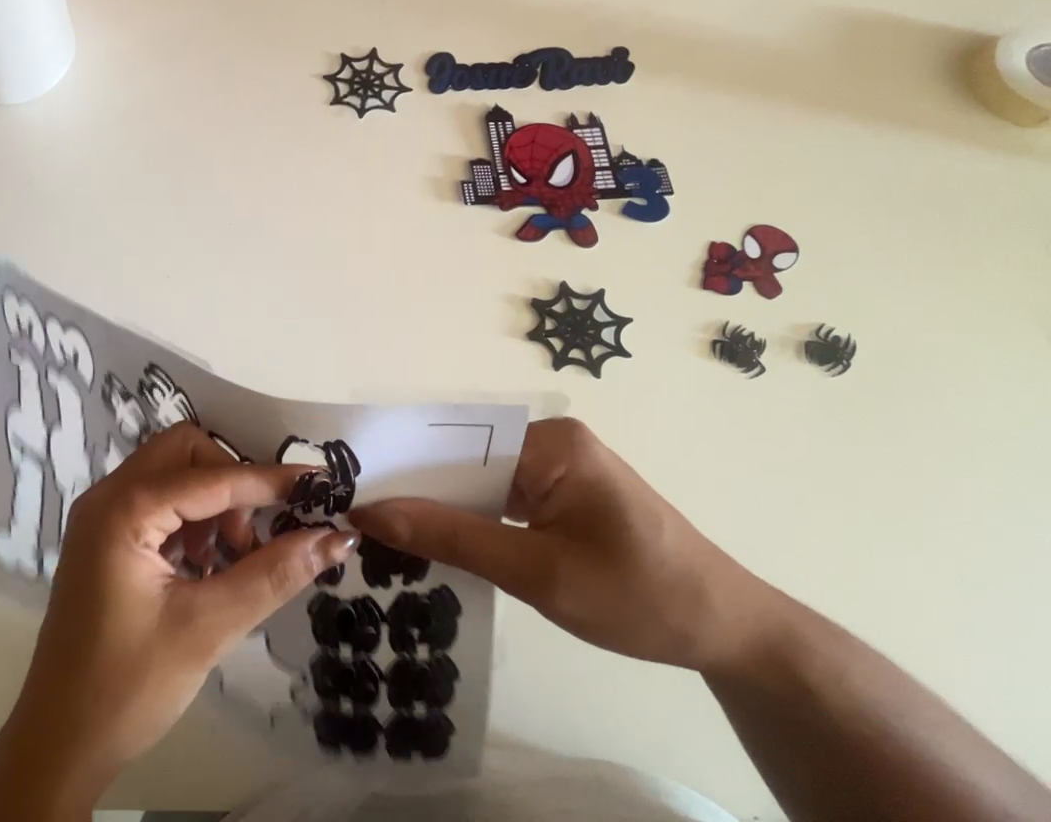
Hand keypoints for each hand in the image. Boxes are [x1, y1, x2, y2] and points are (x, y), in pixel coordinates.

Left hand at [0, 423, 359, 819]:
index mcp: (122, 510)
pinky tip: (209, 569)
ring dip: (212, 504)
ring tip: (233, 562)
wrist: (62, 737)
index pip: (210, 475)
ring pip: (171, 477)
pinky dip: (191, 523)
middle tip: (254, 539)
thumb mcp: (209, 627)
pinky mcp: (106, 543)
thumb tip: (336, 537)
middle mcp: (106, 499)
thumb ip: (274, 574)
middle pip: (183, 453)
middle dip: (231, 484)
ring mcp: (101, 519)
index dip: (270, 480)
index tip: (323, 487)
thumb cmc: (130, 684)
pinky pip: (157, 506)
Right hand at [349, 417, 781, 672]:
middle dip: (411, 491)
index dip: (397, 470)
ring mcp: (556, 468)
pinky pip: (495, 499)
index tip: (343, 495)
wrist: (732, 633)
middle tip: (350, 519)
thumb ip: (452, 537)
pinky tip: (429, 541)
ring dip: (435, 509)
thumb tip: (369, 513)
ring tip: (375, 530)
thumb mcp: (538, 572)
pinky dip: (464, 521)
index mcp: (549, 443)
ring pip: (474, 483)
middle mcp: (549, 442)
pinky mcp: (560, 495)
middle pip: (459, 461)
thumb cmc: (640, 596)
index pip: (452, 446)